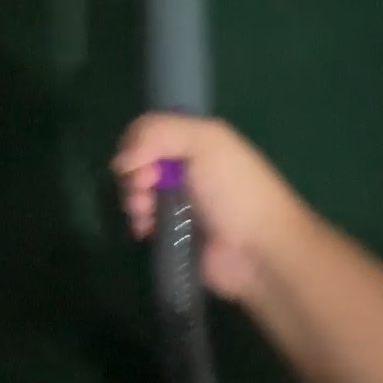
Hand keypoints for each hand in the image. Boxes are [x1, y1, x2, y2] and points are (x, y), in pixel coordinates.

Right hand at [112, 114, 315, 302]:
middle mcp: (185, 166)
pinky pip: (142, 218)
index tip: (140, 163)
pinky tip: (146, 229)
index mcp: (195, 140)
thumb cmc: (235, 190)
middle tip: (145, 190)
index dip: (136, 144)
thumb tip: (122, 160)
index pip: (148, 131)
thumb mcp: (205, 142)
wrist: (259, 251)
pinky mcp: (173, 230)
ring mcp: (178, 199)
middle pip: (137, 160)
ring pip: (136, 189)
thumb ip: (157, 132)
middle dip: (133, 175)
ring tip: (145, 213)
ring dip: (133, 199)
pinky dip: (138, 220)